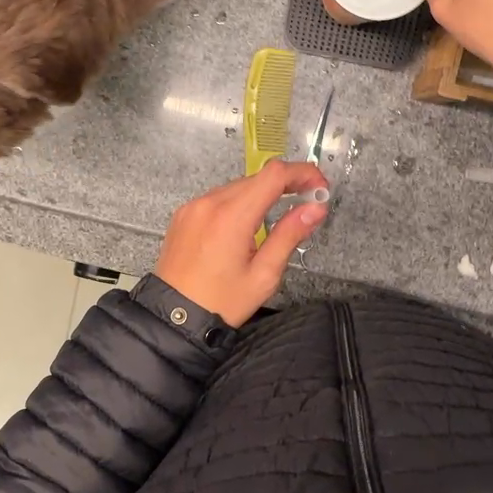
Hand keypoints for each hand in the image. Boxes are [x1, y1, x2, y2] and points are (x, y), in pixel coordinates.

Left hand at [155, 159, 329, 326]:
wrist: (174, 318)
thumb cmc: (219, 303)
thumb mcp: (263, 275)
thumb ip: (290, 235)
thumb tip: (314, 209)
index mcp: (231, 217)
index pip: (275, 175)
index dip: (303, 174)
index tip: (319, 187)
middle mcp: (209, 204)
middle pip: (257, 178)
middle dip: (286, 185)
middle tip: (306, 204)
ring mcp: (193, 207)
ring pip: (237, 186)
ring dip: (262, 195)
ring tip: (277, 218)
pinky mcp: (184, 215)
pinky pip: (217, 198)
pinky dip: (238, 204)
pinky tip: (246, 226)